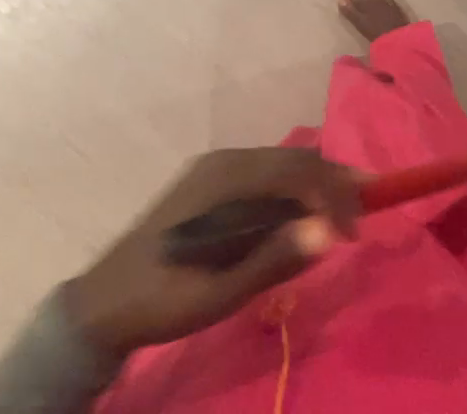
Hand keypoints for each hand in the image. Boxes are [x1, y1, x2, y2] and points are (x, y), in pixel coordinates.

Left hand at [65, 148, 359, 354]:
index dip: (335, 193)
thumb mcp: (221, 291)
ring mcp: (215, 169)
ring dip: (314, 188)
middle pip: (294, 160)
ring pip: (282, 165)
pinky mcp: (211, 183)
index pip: (298, 169)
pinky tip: (299, 218)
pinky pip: (265, 175)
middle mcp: (223, 161)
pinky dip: (292, 192)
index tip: (355, 230)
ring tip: (338, 218)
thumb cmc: (164, 299)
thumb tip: (328, 232)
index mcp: (225, 178)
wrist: (104, 306)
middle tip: (362, 213)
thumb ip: (274, 259)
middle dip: (332, 184)